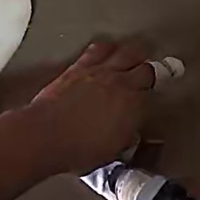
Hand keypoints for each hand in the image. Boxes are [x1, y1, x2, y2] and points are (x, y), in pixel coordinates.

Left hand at [19, 40, 152, 175]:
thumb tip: (129, 133)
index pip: (152, 97)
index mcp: (135, 107)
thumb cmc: (78, 148)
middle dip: (149, 71)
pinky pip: (99, 49)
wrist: (46, 135)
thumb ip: (126, 136)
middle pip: (146, 68)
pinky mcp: (80, 66)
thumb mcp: (112, 151)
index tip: (151, 99)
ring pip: (126, 51)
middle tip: (149, 73)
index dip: (153, 97)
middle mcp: (122, 85)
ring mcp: (101, 72)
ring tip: (133, 55)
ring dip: (132, 53)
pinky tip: (107, 49)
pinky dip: (106, 48)